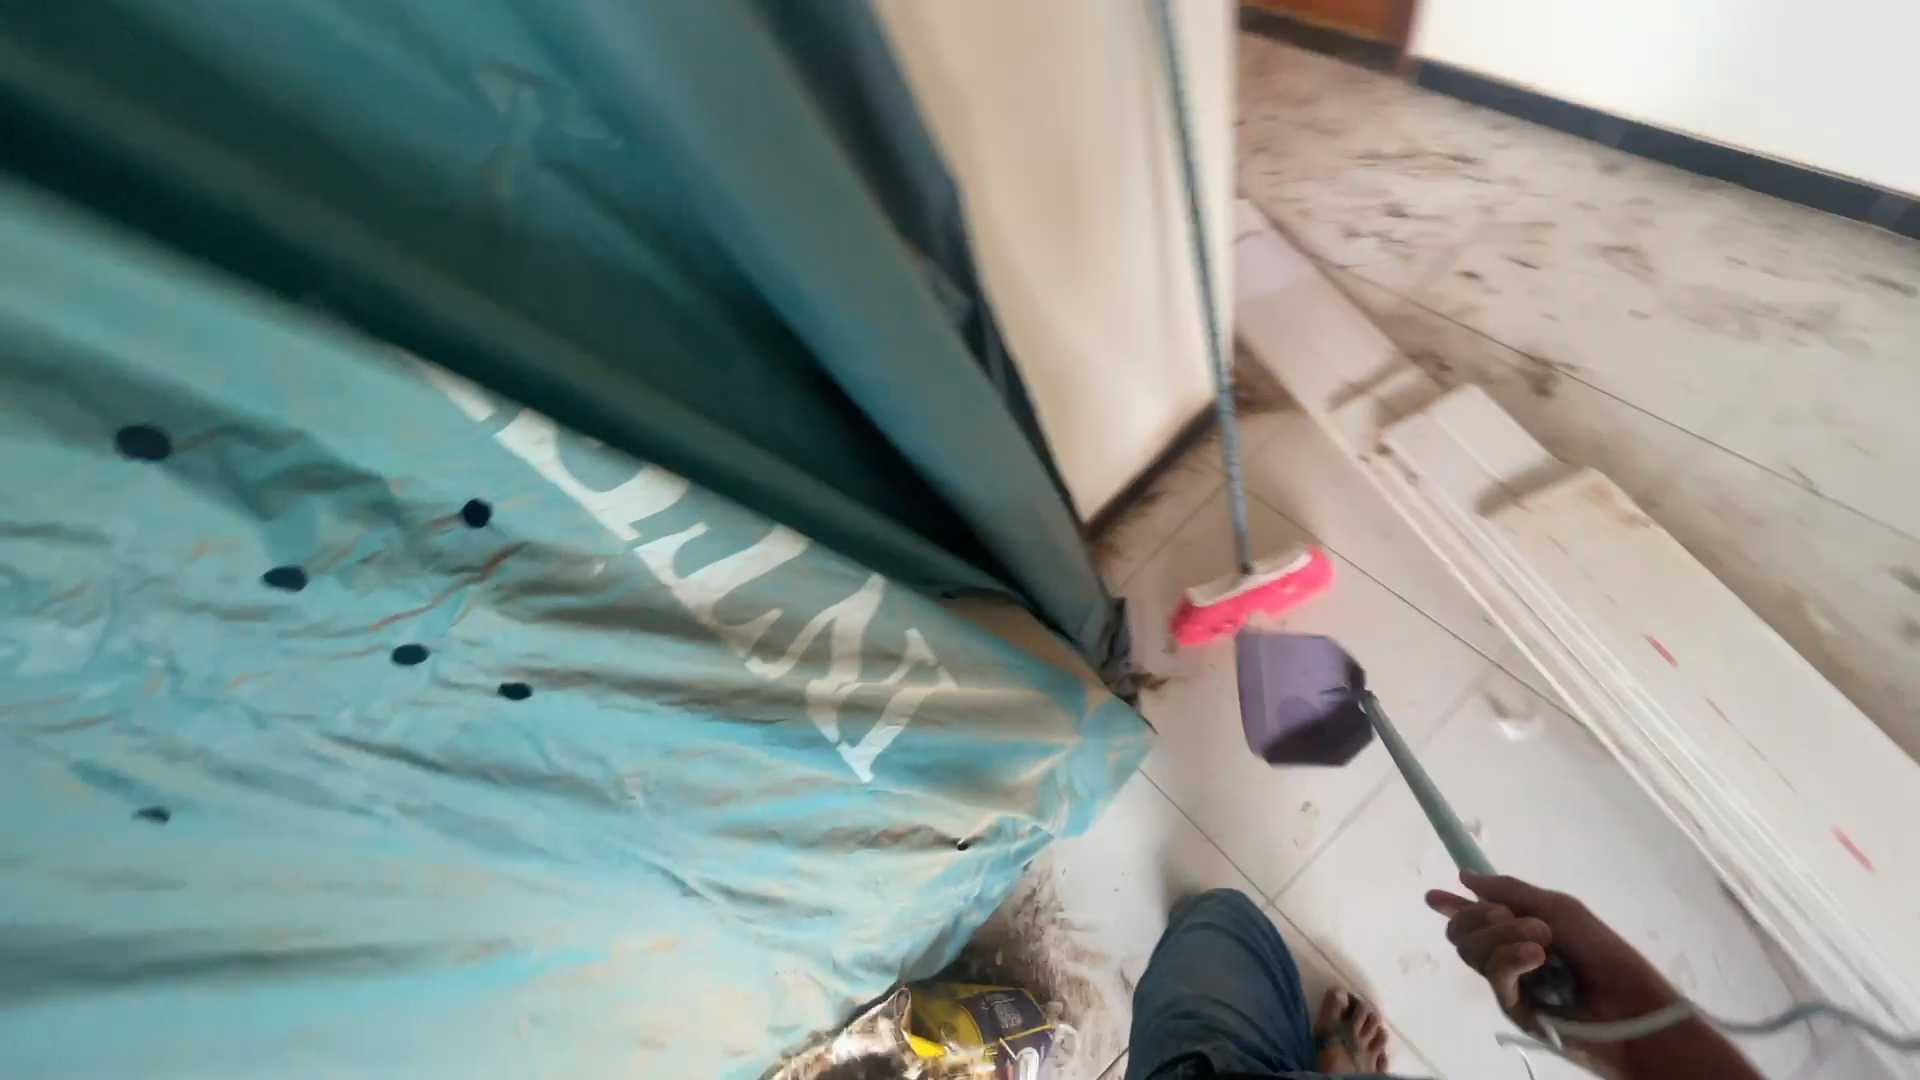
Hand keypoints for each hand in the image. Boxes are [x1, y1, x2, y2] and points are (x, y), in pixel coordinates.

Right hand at [1426, 872, 1681, 1074]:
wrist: (1637, 1008)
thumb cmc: (1605, 955)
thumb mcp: (1560, 909)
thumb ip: (1508, 889)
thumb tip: (1463, 875)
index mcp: (1515, 931)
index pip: (1471, 916)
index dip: (1449, 904)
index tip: (1433, 896)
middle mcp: (1504, 955)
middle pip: (1459, 930)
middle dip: (1476, 915)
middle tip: (1505, 914)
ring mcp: (1506, 982)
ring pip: (1469, 948)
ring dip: (1501, 935)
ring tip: (1543, 941)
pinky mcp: (1512, 1006)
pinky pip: (1493, 973)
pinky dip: (1510, 957)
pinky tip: (1536, 957)